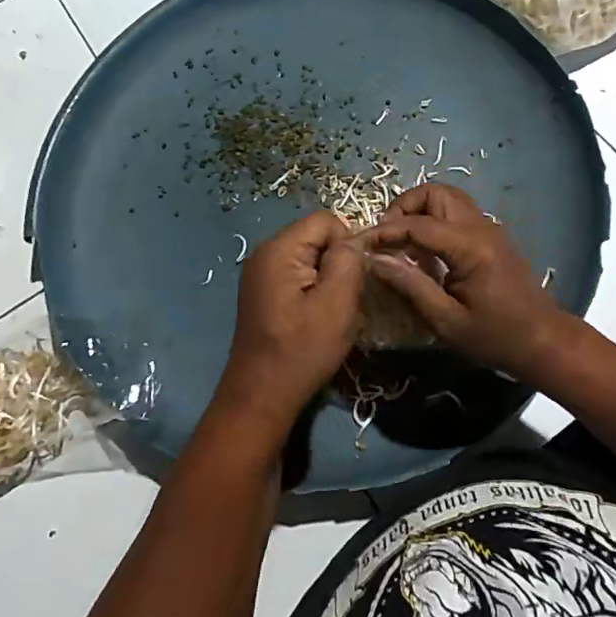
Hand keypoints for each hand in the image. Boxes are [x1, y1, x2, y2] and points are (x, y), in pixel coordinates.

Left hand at [214, 210, 365, 434]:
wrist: (260, 396)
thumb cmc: (302, 351)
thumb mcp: (336, 304)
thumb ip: (348, 261)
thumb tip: (355, 239)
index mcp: (279, 249)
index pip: (326, 220)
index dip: (348, 244)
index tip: (354, 280)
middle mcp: (265, 253)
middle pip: (316, 237)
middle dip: (337, 261)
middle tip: (343, 300)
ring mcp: (260, 273)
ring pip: (310, 257)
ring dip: (327, 279)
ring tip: (330, 312)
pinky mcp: (263, 292)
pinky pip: (297, 275)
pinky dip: (313, 290)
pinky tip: (314, 318)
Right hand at [366, 184, 572, 378]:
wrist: (543, 340)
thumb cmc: (495, 337)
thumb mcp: (446, 321)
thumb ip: (411, 286)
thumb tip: (375, 259)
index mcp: (470, 248)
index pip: (419, 225)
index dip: (386, 231)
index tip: (362, 243)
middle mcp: (481, 228)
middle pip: (436, 193)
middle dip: (404, 207)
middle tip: (387, 236)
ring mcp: (489, 228)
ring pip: (448, 197)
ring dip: (420, 210)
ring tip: (402, 240)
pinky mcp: (491, 236)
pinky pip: (457, 212)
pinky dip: (434, 218)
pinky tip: (424, 249)